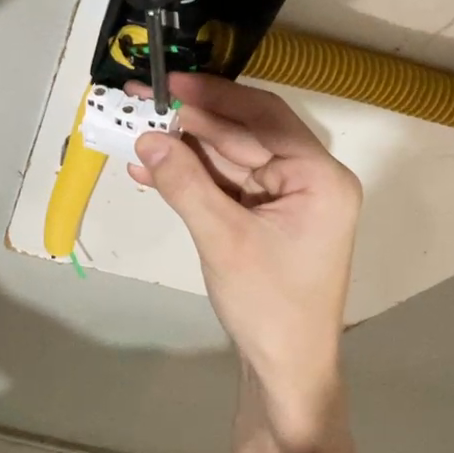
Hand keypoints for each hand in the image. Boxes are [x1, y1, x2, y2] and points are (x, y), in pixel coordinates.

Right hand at [129, 75, 361, 441]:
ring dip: (183, 148)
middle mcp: (308, 179)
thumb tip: (146, 137)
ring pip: (227, 157)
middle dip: (190, 121)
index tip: (169, 83)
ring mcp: (285, 199)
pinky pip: (223, 184)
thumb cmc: (268, 304)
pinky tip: (149, 169)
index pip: (262, 117)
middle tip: (142, 100)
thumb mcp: (223, 239)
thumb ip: (185, 183)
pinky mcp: (263, 217)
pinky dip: (189, 177)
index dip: (213, 97)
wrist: (285, 369)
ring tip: (134, 129)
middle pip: (242, 134)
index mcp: (319, 176)